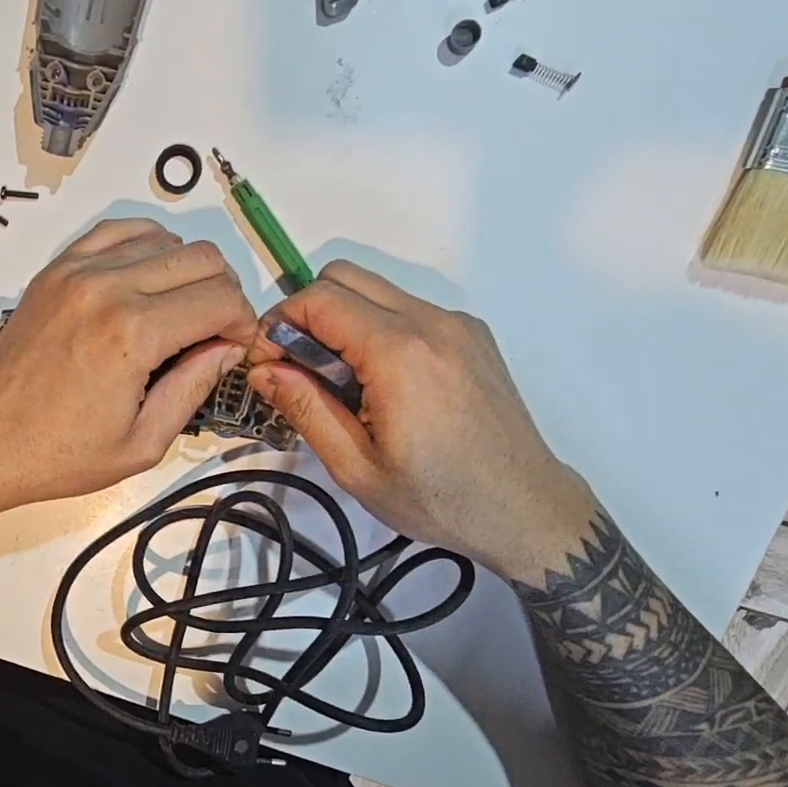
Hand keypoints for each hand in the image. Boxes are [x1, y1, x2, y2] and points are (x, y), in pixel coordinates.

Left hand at [0, 219, 257, 512]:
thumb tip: (226, 349)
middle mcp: (105, 289)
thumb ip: (193, 387)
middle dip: (224, 294)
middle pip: (202, 259)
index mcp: (131, 335)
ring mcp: (75, 273)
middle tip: (216, 331)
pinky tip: (148, 281)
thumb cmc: (54, 453)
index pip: (220, 299)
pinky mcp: (55, 272)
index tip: (237, 344)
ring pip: (165, 239)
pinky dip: (146, 246)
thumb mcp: (141, 443)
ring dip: (187, 270)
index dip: (243, 322)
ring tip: (180, 312)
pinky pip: (117, 232)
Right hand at [246, 261, 595, 581]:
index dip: (279, 325)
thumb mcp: (355, 466)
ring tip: (338, 384)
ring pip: (375, 290)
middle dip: (305, 313)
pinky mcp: (470, 335)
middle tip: (297, 369)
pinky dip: (375, 330)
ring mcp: (456, 325)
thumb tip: (263, 369)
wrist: (524, 508)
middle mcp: (431, 323)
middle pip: (344, 277)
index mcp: (399, 353)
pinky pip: (406, 309)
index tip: (267, 366)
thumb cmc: (437, 498)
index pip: (318, 299)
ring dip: (341, 322)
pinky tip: (377, 384)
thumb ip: (305, 408)